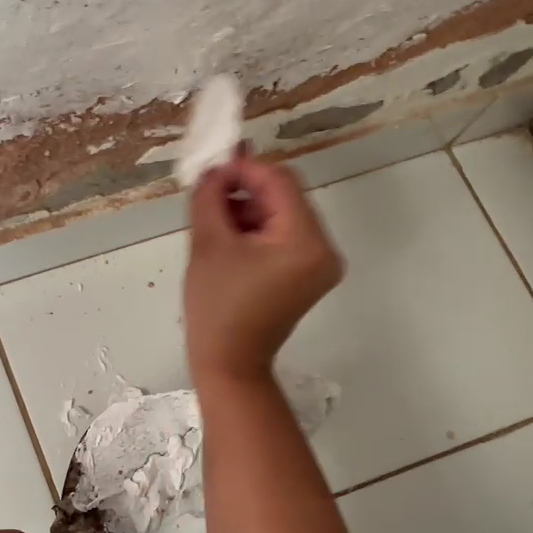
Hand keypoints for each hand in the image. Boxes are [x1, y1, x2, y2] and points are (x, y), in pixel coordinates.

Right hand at [184, 149, 343, 383]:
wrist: (229, 364)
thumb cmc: (216, 308)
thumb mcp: (208, 245)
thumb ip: (210, 196)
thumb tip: (215, 169)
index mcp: (306, 241)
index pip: (280, 181)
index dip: (244, 168)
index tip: (211, 168)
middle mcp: (324, 249)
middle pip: (285, 197)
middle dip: (246, 190)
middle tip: (208, 193)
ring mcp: (319, 264)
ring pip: (283, 216)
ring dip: (250, 210)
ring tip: (213, 220)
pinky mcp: (308, 276)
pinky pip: (284, 238)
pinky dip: (258, 231)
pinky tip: (229, 239)